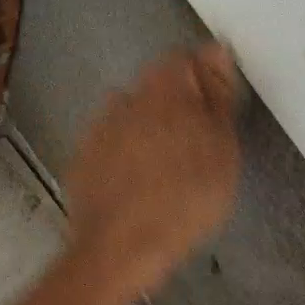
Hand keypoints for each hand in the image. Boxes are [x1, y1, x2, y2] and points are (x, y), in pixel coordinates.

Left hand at [61, 43, 242, 293]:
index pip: (188, 59)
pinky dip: (123, 160)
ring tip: (165, 172)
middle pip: (156, 89)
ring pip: (130, 119)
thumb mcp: (223, 151)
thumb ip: (219, 99)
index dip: (207, 81)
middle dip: (176, 108)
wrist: (120, 248)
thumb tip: (216, 56)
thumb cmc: (183, 200)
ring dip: (147, 133)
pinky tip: (137, 189)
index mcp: (164, 87)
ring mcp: (97, 131)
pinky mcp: (80, 164)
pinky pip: (109, 150)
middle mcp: (125, 98)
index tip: (220, 111)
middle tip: (197, 147)